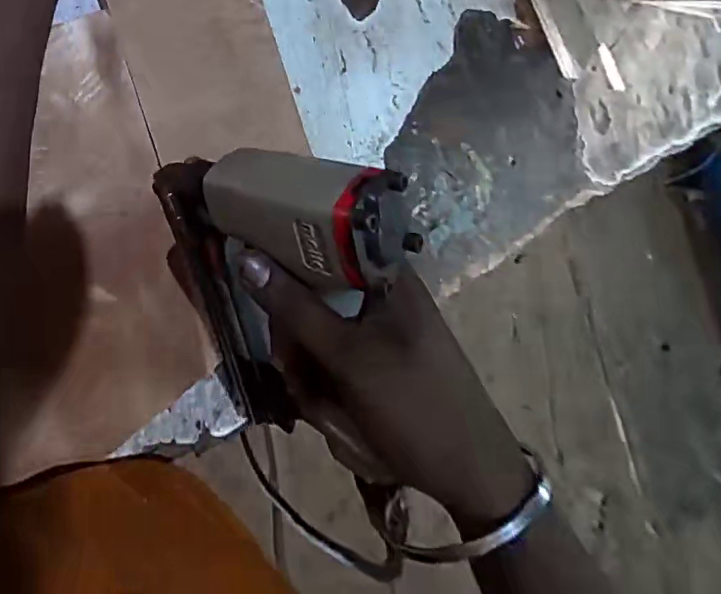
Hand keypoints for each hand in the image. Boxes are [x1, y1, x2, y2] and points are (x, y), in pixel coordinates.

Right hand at [237, 251, 538, 533]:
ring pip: (315, 326)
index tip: (256, 277)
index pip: (322, 239)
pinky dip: (322, 379)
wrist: (476, 481)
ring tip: (318, 402)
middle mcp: (380, 290)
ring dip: (306, 365)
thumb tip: (244, 256)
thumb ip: (294, 307)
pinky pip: (330, 352)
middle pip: (311, 290)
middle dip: (294, 335)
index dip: (283, 253)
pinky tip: (330, 408)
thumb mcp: (348, 356)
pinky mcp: (376, 356)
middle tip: (291, 367)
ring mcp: (379, 325)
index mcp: (384, 273)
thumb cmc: (415, 406)